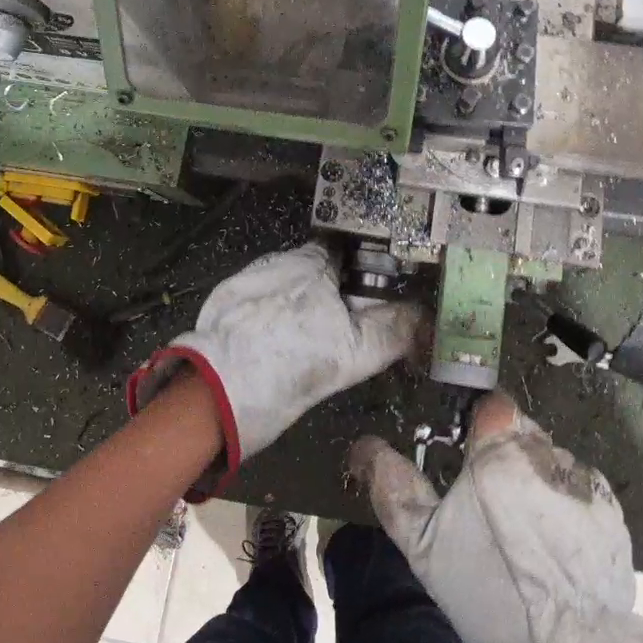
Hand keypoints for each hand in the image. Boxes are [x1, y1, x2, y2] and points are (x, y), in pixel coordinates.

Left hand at [128, 242, 420, 498]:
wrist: (215, 389)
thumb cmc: (290, 366)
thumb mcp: (353, 355)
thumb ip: (394, 331)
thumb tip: (428, 319)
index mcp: (313, 262)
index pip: (347, 254)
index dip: (361, 275)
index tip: (366, 300)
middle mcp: (279, 258)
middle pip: (315, 269)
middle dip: (328, 293)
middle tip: (335, 330)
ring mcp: (247, 277)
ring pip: (285, 285)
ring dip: (296, 306)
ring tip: (301, 342)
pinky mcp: (224, 298)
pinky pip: (258, 301)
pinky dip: (268, 317)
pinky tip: (272, 345)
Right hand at [349, 392, 642, 642]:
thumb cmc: (488, 592)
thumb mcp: (424, 547)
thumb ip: (394, 487)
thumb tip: (365, 447)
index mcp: (499, 455)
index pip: (493, 404)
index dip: (479, 424)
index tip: (469, 451)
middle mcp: (547, 455)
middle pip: (522, 431)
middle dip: (505, 454)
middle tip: (488, 501)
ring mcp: (583, 482)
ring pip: (551, 459)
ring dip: (536, 477)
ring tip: (522, 528)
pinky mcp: (611, 510)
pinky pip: (578, 488)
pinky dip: (564, 503)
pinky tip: (552, 542)